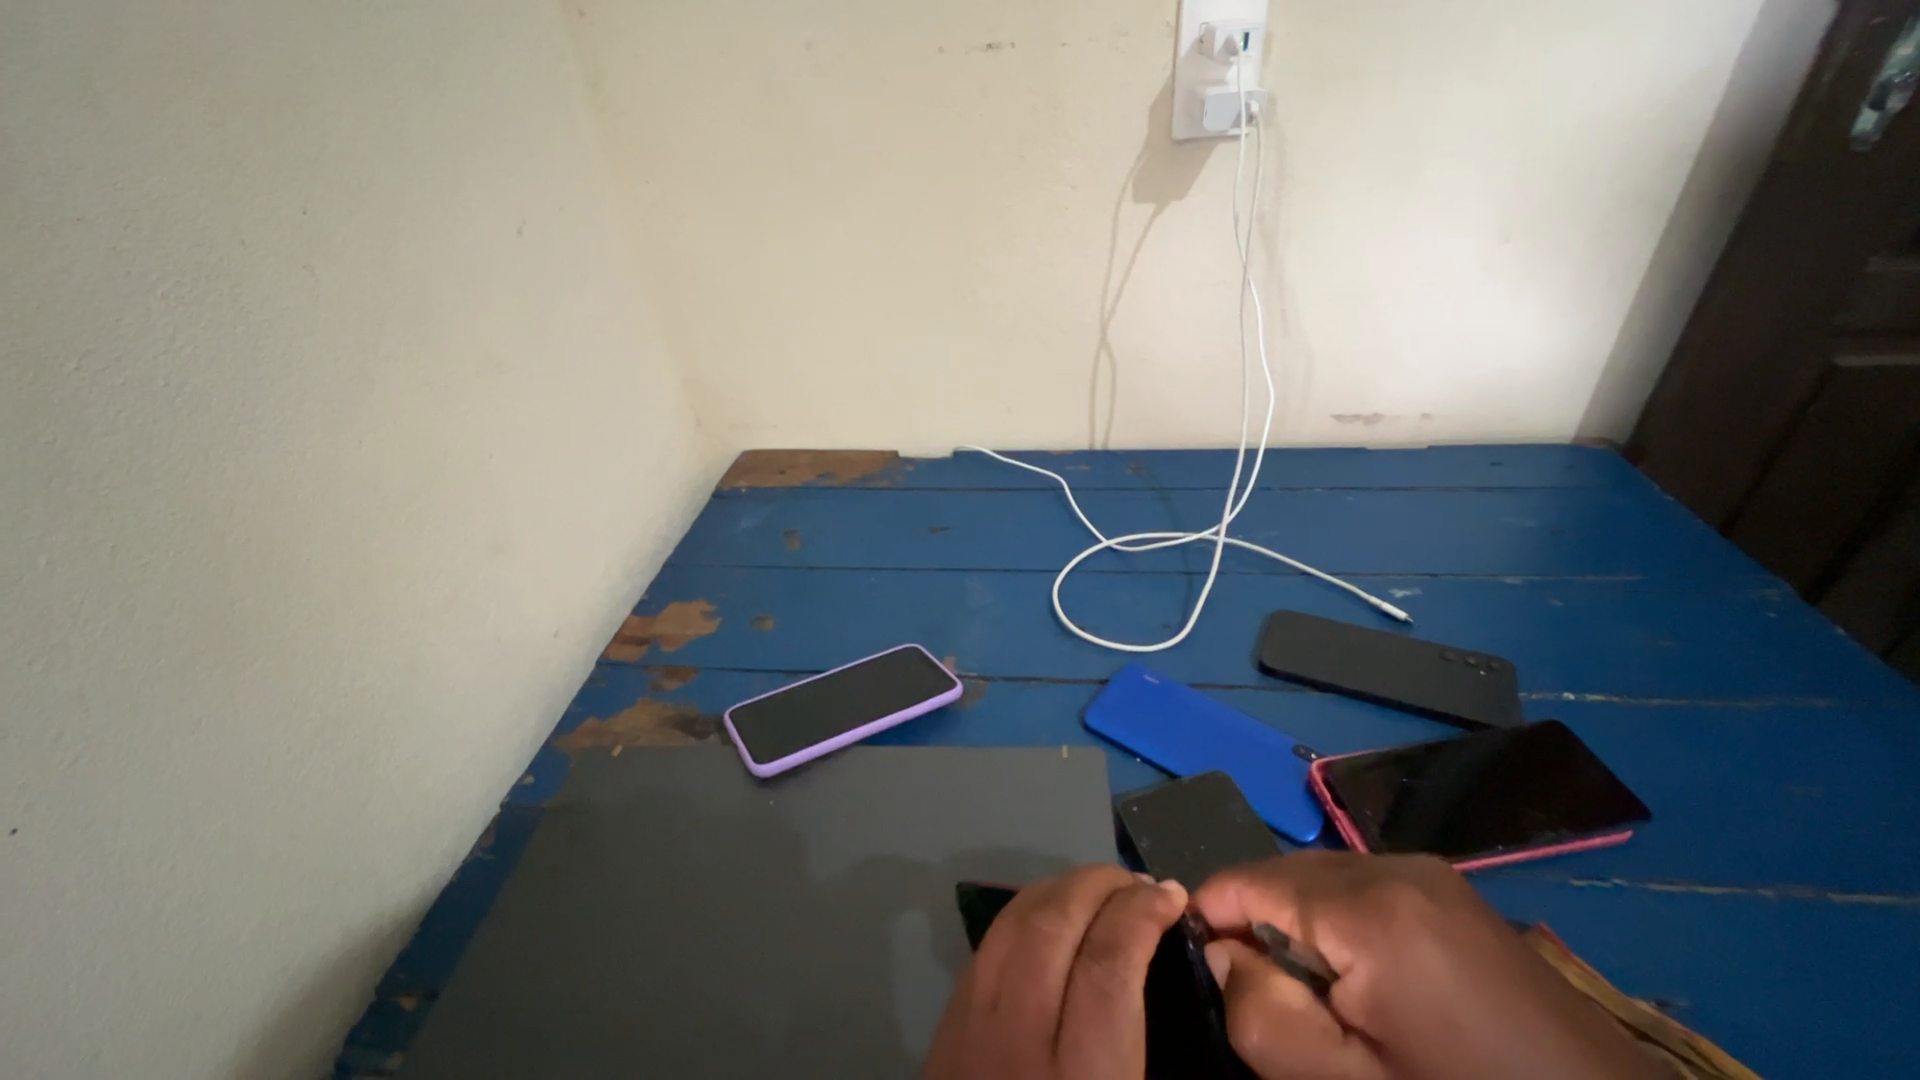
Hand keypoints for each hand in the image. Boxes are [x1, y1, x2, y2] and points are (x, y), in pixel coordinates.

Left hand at [923, 865, 1186, 1079]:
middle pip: (1054, 927)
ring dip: (1062, 889)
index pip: (1108, 965)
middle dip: (1101, 886)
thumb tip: (1181, 977)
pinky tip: (1053, 915)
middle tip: (1140, 885)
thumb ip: (1149, 1052)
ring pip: (1013, 924)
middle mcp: (1016, 1039)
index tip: (1173, 898)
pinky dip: (1026, 913)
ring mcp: (971, 1026)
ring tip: (1102, 889)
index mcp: (1079, 1078)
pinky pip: (987, 944)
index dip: (1142, 916)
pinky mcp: (945, 1025)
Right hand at [1193, 853, 1660, 1079]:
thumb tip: (1221, 954)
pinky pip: (1365, 894)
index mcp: (1368, 906)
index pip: (1243, 881)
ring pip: (1322, 884)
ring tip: (1324, 1007)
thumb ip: (1263, 1017)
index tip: (1212, 983)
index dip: (1211, 925)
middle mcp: (1397, 866)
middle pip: (1282, 877)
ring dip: (1300, 933)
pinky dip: (1343, 930)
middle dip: (1257, 931)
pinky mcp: (1456, 896)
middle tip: (1276, 1010)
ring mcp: (1434, 876)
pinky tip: (1372, 993)